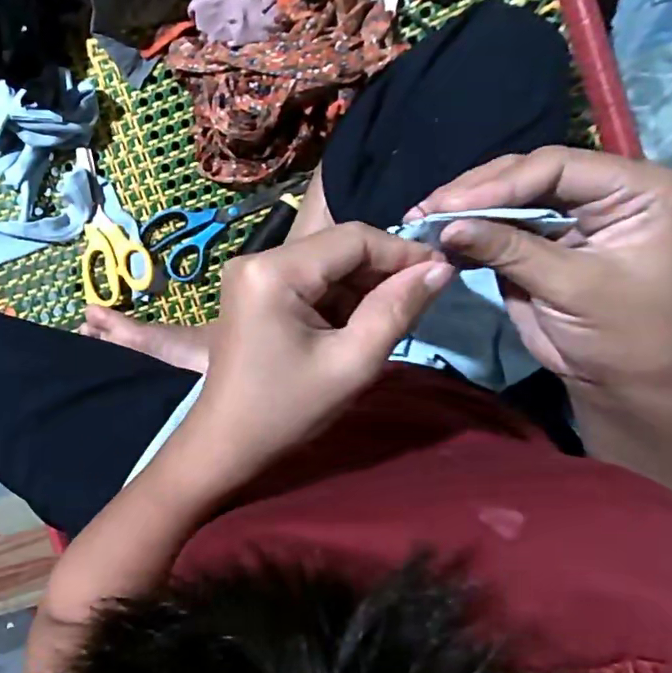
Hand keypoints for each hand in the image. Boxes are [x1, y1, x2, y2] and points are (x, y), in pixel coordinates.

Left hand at [175, 223, 452, 492]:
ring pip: (325, 260)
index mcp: (271, 270)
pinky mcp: (252, 289)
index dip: (403, 251)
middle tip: (417, 304)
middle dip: (382, 269)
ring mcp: (249, 273)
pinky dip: (337, 295)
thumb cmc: (287, 406)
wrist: (228, 436)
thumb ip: (397, 308)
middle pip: (336, 245)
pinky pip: (307, 277)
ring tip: (388, 320)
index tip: (443, 276)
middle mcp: (254, 259)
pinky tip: (355, 324)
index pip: (352, 237)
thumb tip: (440, 266)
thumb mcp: (353, 361)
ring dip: (361, 285)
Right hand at [408, 146, 671, 395]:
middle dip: (471, 192)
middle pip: (524, 172)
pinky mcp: (534, 235)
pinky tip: (433, 236)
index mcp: (636, 190)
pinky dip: (461, 227)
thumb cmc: (622, 331)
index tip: (449, 207)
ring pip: (501, 192)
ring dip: (458, 207)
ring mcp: (565, 212)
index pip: (558, 167)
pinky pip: (491, 219)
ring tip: (420, 221)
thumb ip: (510, 250)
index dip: (500, 183)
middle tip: (424, 212)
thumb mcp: (569, 286)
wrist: (621, 378)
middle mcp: (602, 190)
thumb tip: (447, 226)